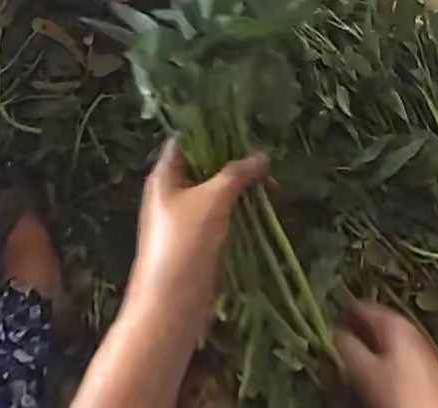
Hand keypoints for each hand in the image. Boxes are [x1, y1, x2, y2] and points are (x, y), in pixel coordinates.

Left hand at [124, 139, 268, 336]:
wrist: (169, 309)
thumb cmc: (184, 245)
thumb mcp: (212, 201)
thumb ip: (236, 174)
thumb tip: (263, 156)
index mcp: (165, 174)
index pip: (186, 139)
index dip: (211, 130)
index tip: (242, 128)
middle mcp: (171, 190)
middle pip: (203, 165)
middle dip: (234, 162)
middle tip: (266, 162)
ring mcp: (183, 217)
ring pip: (214, 192)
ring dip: (240, 188)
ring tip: (273, 187)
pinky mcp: (196, 240)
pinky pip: (219, 215)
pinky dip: (238, 210)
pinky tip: (263, 211)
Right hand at [334, 303, 437, 407]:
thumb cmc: (402, 394)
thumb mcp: (365, 371)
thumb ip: (346, 346)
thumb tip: (332, 330)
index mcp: (393, 321)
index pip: (358, 306)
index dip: (341, 317)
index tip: (329, 334)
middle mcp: (409, 328)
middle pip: (373, 327)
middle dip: (356, 338)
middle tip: (341, 356)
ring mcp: (422, 351)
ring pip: (387, 346)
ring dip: (371, 356)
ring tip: (359, 373)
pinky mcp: (431, 374)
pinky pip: (400, 363)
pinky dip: (387, 369)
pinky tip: (382, 384)